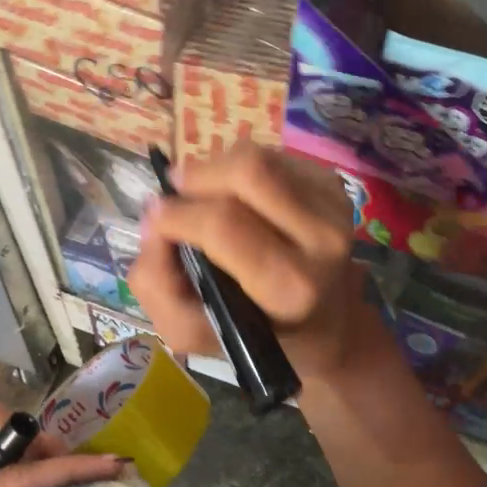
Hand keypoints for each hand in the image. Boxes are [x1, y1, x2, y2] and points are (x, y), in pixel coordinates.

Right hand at [128, 143, 380, 382]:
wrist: (327, 322)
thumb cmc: (256, 330)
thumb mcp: (195, 332)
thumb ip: (158, 287)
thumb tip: (152, 222)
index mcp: (290, 286)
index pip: (224, 225)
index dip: (179, 214)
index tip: (156, 218)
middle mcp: (322, 241)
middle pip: (247, 172)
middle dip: (197, 177)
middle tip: (177, 195)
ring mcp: (334, 206)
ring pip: (258, 156)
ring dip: (217, 168)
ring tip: (206, 195)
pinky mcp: (334, 183)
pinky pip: (273, 154)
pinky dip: (241, 167)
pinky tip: (239, 194)